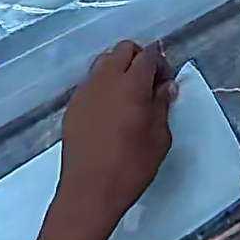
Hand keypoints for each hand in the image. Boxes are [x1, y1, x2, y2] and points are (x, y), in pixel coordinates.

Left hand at [52, 40, 175, 239]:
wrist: (90, 190)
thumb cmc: (131, 167)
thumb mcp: (159, 138)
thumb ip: (162, 105)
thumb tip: (165, 85)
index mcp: (131, 84)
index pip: (148, 55)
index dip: (160, 61)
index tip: (166, 79)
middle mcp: (106, 79)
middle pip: (123, 49)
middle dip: (139, 58)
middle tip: (149, 82)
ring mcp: (85, 90)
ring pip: (104, 61)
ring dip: (119, 67)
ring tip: (128, 93)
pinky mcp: (73, 104)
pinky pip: (90, 81)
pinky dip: (103, 83)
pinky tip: (110, 108)